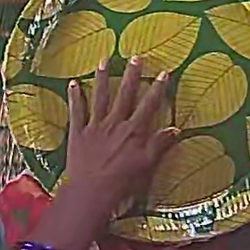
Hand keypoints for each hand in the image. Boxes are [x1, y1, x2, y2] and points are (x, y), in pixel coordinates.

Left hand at [60, 57, 178, 227]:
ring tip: (104, 60)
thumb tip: (175, 129)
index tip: (164, 72)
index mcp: (133, 131)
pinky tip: (73, 83)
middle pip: (125, 95)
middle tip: (136, 57)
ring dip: (103, 78)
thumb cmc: (122, 181)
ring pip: (100, 97)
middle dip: (132, 75)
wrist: (91, 191)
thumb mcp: (147, 164)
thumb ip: (160, 144)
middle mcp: (115, 123)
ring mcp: (95, 126)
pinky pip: (76, 111)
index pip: (149, 105)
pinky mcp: (78, 132)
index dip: (157, 88)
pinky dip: (74, 97)